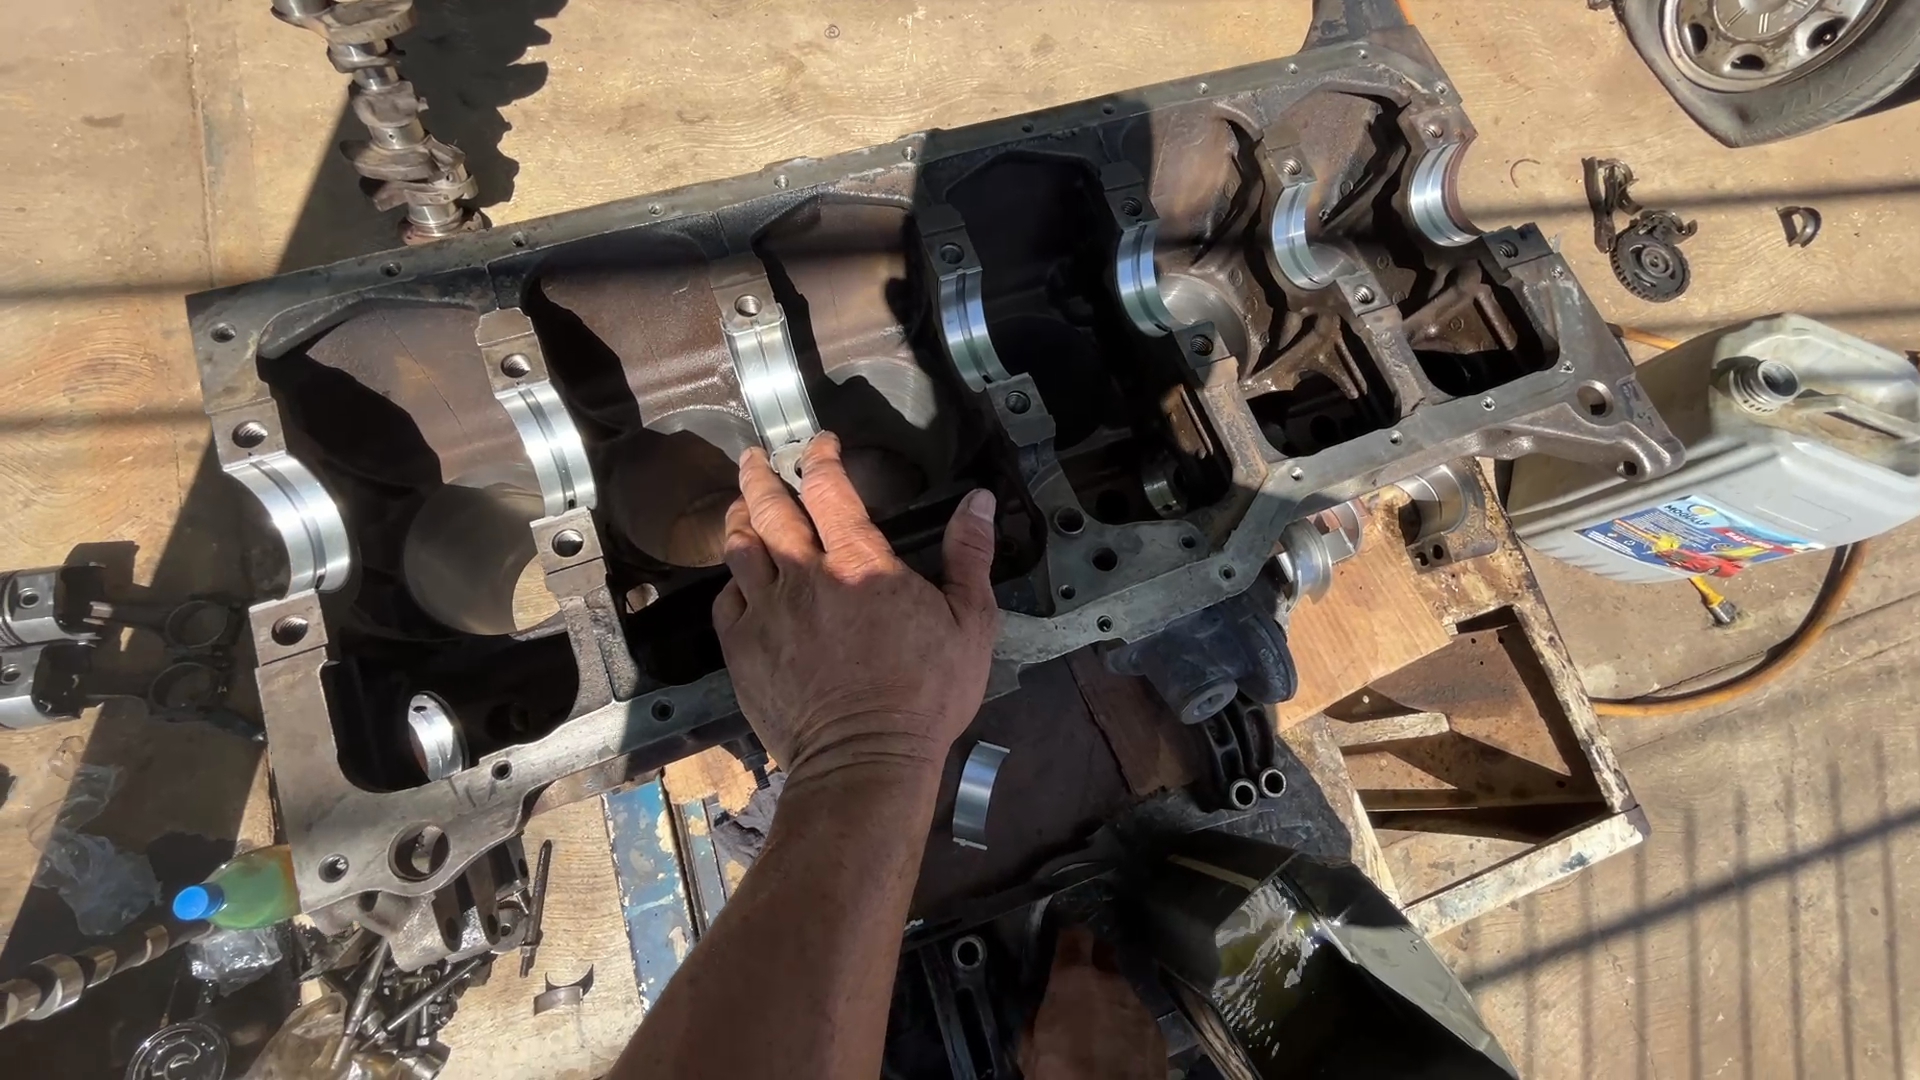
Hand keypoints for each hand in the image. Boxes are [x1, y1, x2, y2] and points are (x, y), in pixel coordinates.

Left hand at [711, 434, 999, 781]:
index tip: (819, 444)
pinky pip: (727, 601)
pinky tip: (740, 581)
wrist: (866, 761)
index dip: (820, 457)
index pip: (828, 488)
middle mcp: (804, 576)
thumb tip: (980, 501)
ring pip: (740, 548)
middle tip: (755, 458)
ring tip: (740, 506)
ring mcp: (767, 613)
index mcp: (859, 563)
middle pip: (769, 508)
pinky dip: (733, 582)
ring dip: (740, 518)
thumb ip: (971, 556)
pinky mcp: (744, 651)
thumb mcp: (971, 623)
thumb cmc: (926, 694)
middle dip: (760, 476)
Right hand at [1020, 927, 1166, 1079]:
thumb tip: (1037, 1016)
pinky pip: (1138, 1017)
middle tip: (1082, 987)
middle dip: (1095, 964)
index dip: (1069, 939)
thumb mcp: (1031, 1051)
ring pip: (1123, 990)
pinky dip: (1128, 1025)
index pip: (1074, 935)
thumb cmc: (1062, 1076)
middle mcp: (1110, 982)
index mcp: (1073, 979)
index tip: (1063, 947)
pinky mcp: (1157, 1032)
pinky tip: (1120, 1048)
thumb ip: (1034, 1023)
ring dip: (1111, 1000)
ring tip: (1101, 1028)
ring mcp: (1138, 1006)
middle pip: (1105, 956)